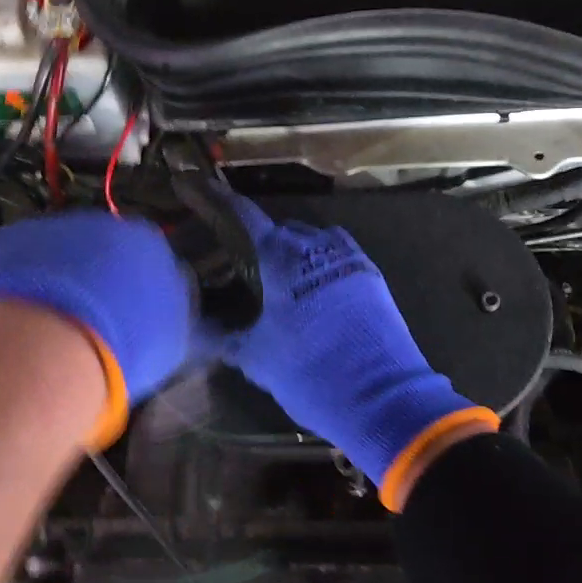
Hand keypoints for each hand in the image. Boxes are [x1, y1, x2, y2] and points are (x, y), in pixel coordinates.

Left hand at [0, 211, 196, 445]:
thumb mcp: (171, 341)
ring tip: (45, 323)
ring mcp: (48, 228)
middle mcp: (101, 223)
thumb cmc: (123, 345)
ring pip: (54, 250)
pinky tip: (12, 317)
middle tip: (86, 319)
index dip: (137, 285)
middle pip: (100, 246)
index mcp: (149, 241)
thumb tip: (189, 320)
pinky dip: (13, 280)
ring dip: (52, 276)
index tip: (129, 314)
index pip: (149, 254)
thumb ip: (176, 318)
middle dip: (95, 276)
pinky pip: (11, 259)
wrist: (48, 343)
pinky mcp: (2, 241)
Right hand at [226, 199, 497, 509]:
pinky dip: (321, 263)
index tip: (201, 184)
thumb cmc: (310, 372)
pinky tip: (314, 291)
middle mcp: (317, 245)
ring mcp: (350, 258)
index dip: (220, 199)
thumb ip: (225, 339)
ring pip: (315, 240)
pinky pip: (339, 256)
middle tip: (244, 261)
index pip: (245, 215)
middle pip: (283, 228)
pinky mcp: (373, 277)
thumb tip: (197, 330)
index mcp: (281, 256)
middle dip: (262, 237)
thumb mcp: (257, 360)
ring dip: (296, 250)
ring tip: (282, 278)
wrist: (384, 397)